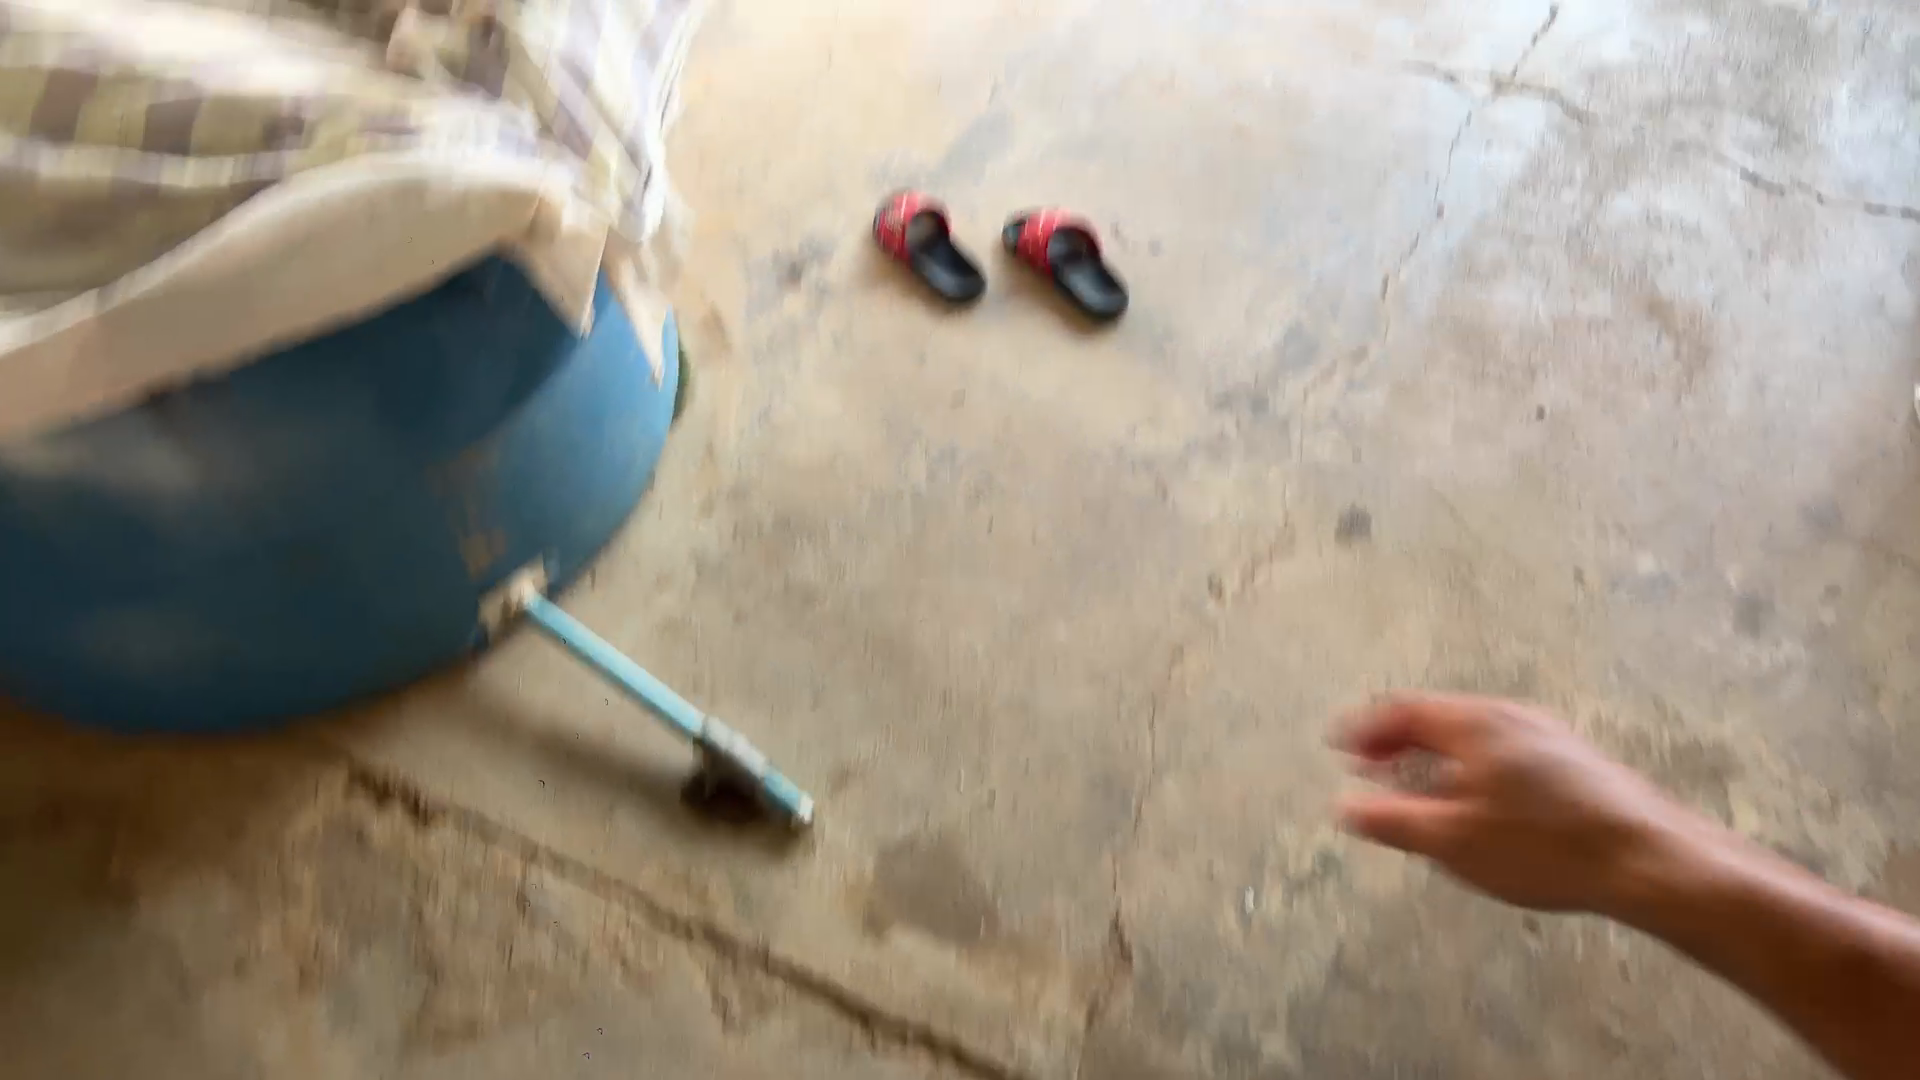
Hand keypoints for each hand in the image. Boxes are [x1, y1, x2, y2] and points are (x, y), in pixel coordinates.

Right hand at [1332, 693, 1707, 913]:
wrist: (1663, 867)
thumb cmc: (1546, 847)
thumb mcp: (1454, 840)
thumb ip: (1392, 820)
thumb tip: (1344, 808)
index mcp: (1474, 723)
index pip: (1401, 709)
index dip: (1363, 728)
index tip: (1339, 748)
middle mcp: (1509, 717)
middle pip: (1435, 718)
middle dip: (1395, 744)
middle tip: (1369, 768)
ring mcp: (1547, 737)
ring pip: (1470, 737)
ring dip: (1430, 758)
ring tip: (1414, 790)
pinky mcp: (1575, 763)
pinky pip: (1500, 752)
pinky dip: (1467, 767)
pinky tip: (1474, 805)